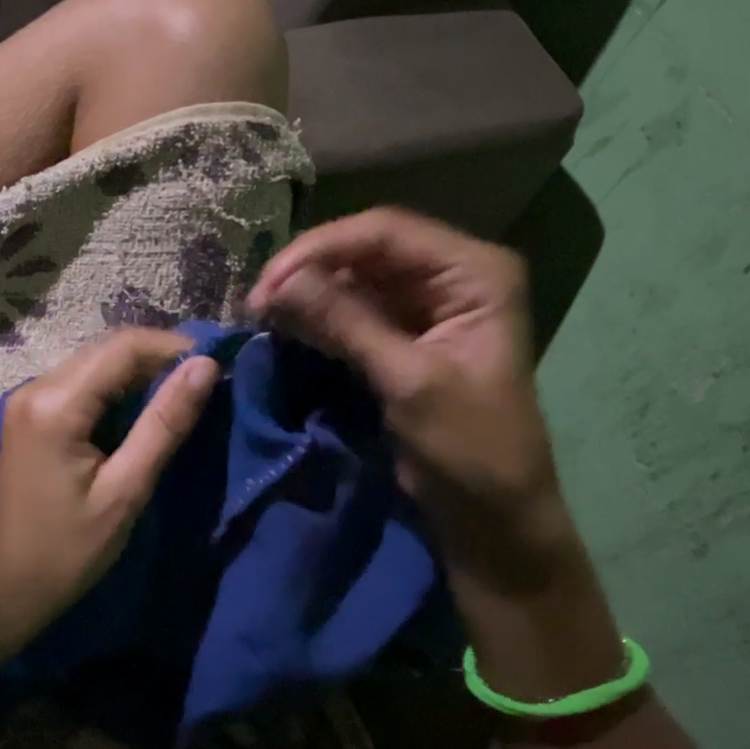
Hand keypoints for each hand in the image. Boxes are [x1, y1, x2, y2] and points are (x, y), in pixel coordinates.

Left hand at [0, 329, 219, 652]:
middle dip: (157, 358)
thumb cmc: (70, 548)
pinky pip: (78, 384)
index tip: (216, 364)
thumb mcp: (126, 489)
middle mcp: (34, 388)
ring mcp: (26, 400)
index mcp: (54, 404)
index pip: (122, 348)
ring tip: (180, 396)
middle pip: (105, 350)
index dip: (173, 347)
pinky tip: (141, 411)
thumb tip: (205, 367)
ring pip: (93, 363)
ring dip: (137, 372)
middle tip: (204, 383)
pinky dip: (114, 388)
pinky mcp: (28, 415)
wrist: (13, 585)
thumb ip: (164, 424)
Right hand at [247, 208, 567, 567]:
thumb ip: (346, 323)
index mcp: (474, 272)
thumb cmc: (470, 447)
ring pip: (353, 279)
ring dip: (308, 293)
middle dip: (309, 269)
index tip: (269, 282)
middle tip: (256, 302)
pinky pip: (352, 312)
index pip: (386, 232)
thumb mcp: (408, 381)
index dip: (321, 249)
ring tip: (261, 314)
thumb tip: (278, 282)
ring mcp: (426, 307)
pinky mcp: (402, 337)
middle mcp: (452, 276)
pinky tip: (283, 327)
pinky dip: (318, 318)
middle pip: (367, 249)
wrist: (493, 516)